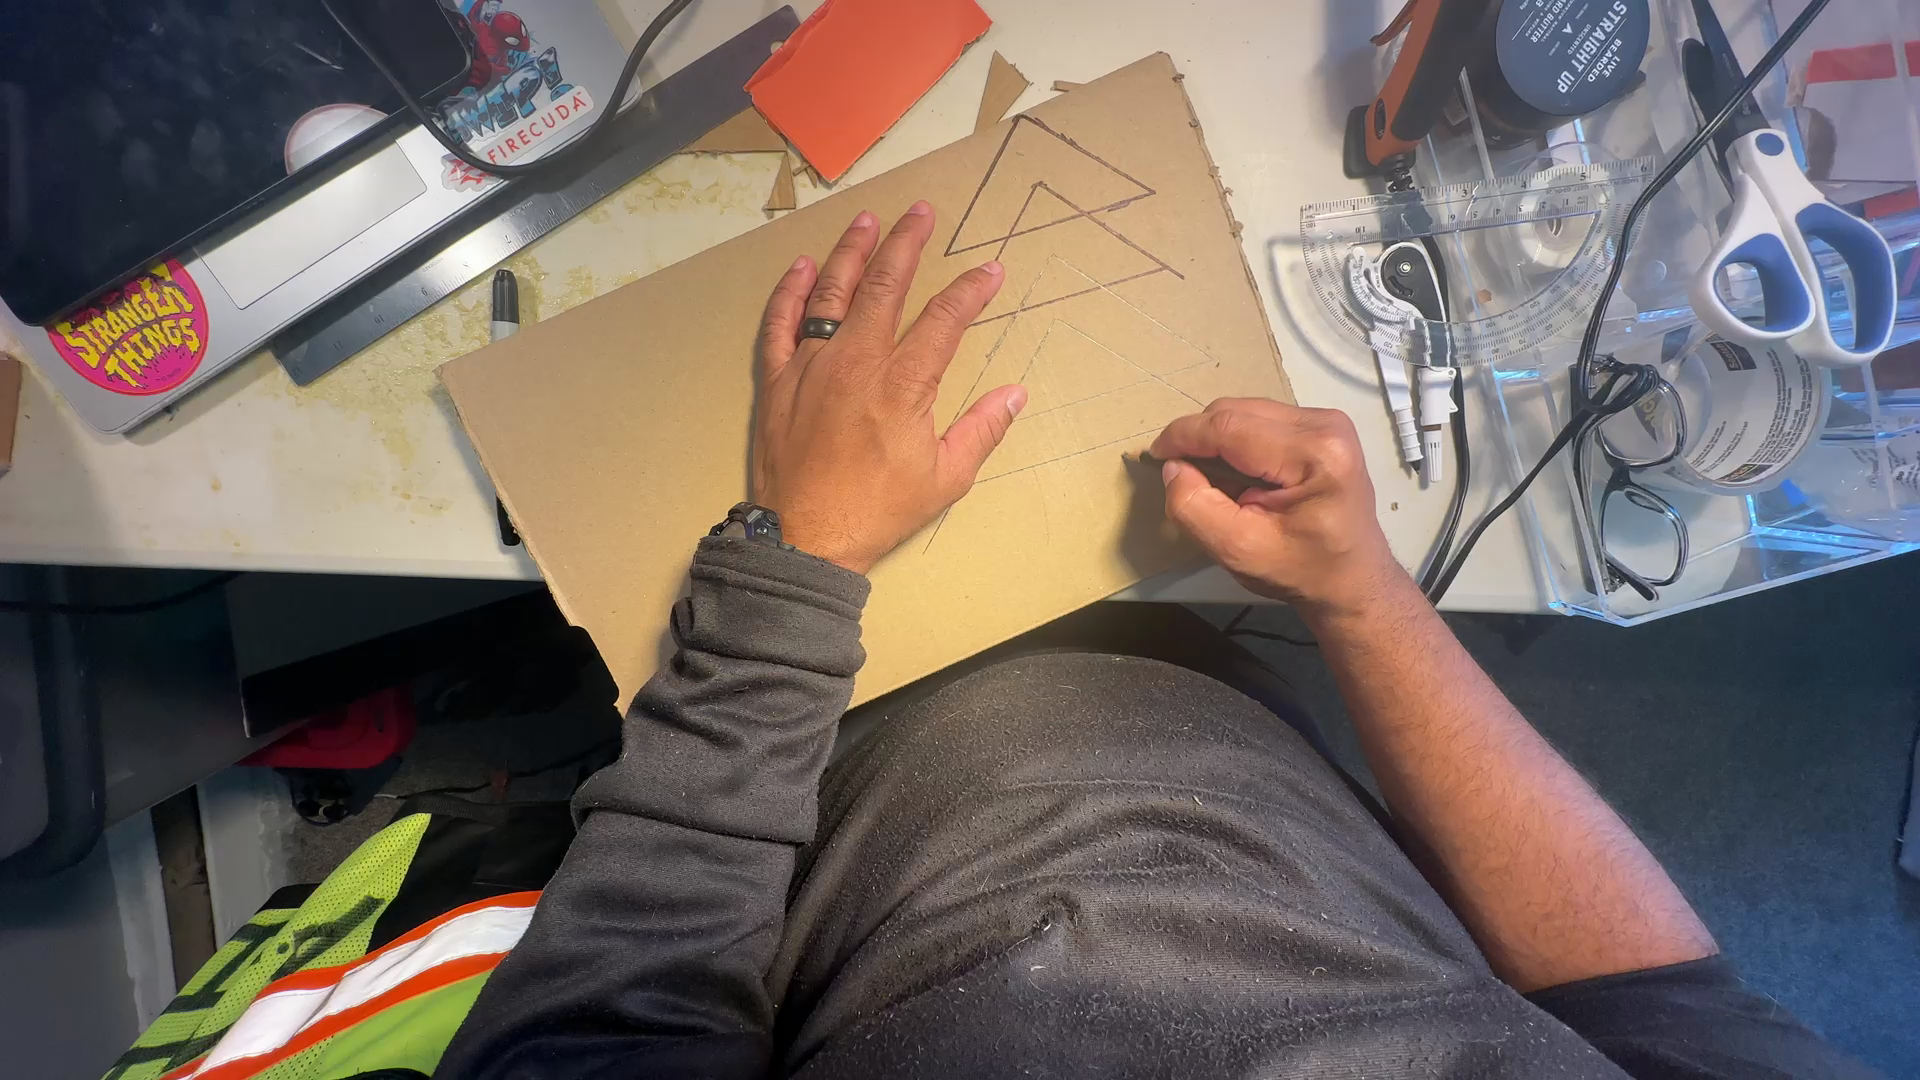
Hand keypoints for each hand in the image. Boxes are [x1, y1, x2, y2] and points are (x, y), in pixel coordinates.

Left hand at [754, 203, 1028, 573]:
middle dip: (906, 244)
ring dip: (852, 252)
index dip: (971, 291)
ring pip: (832, 293)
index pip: (944, 320)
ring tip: (867, 219)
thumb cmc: (879, 510)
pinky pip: (780, 323)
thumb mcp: (946, 479)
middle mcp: (857, 361)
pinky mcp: (778, 380)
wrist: (806, 538)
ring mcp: (811, 366)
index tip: (989, 271)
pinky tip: (803, 267)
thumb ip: (982, 430)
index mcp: (903, 385)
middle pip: (885, 287)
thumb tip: (1016, 393)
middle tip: (920, 212)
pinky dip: (790, 292)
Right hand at [1151, 398, 1409, 620]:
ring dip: (1216, 440)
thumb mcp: (1236, 549)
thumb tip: (1173, 468)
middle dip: (1198, 438)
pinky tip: (1237, 473)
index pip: (1228, 426)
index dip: (1183, 436)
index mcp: (1313, 455)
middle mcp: (1324, 425)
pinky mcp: (1322, 426)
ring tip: (1212, 479)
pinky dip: (1236, 441)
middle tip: (1181, 474)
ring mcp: (1326, 421)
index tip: (1155, 456)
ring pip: (1244, 411)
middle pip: (1235, 411)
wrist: (1351, 579)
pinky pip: (1260, 419)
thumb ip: (1194, 507)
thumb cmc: (1299, 570)